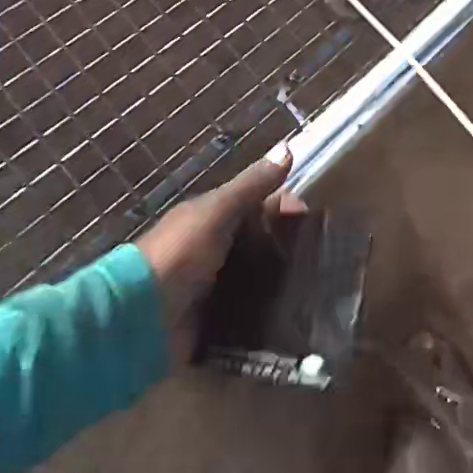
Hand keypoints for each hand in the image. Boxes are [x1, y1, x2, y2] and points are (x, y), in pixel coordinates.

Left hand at [135, 150, 305, 361]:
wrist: (142, 314)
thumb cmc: (181, 252)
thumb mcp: (217, 212)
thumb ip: (250, 186)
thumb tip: (287, 147)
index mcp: (212, 217)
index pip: (256, 206)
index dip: (285, 210)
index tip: (319, 224)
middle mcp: (215, 249)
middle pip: (261, 245)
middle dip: (290, 252)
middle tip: (329, 265)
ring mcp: (216, 288)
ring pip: (259, 280)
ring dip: (284, 287)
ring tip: (324, 297)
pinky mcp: (218, 323)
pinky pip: (251, 317)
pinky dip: (270, 319)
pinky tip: (300, 324)